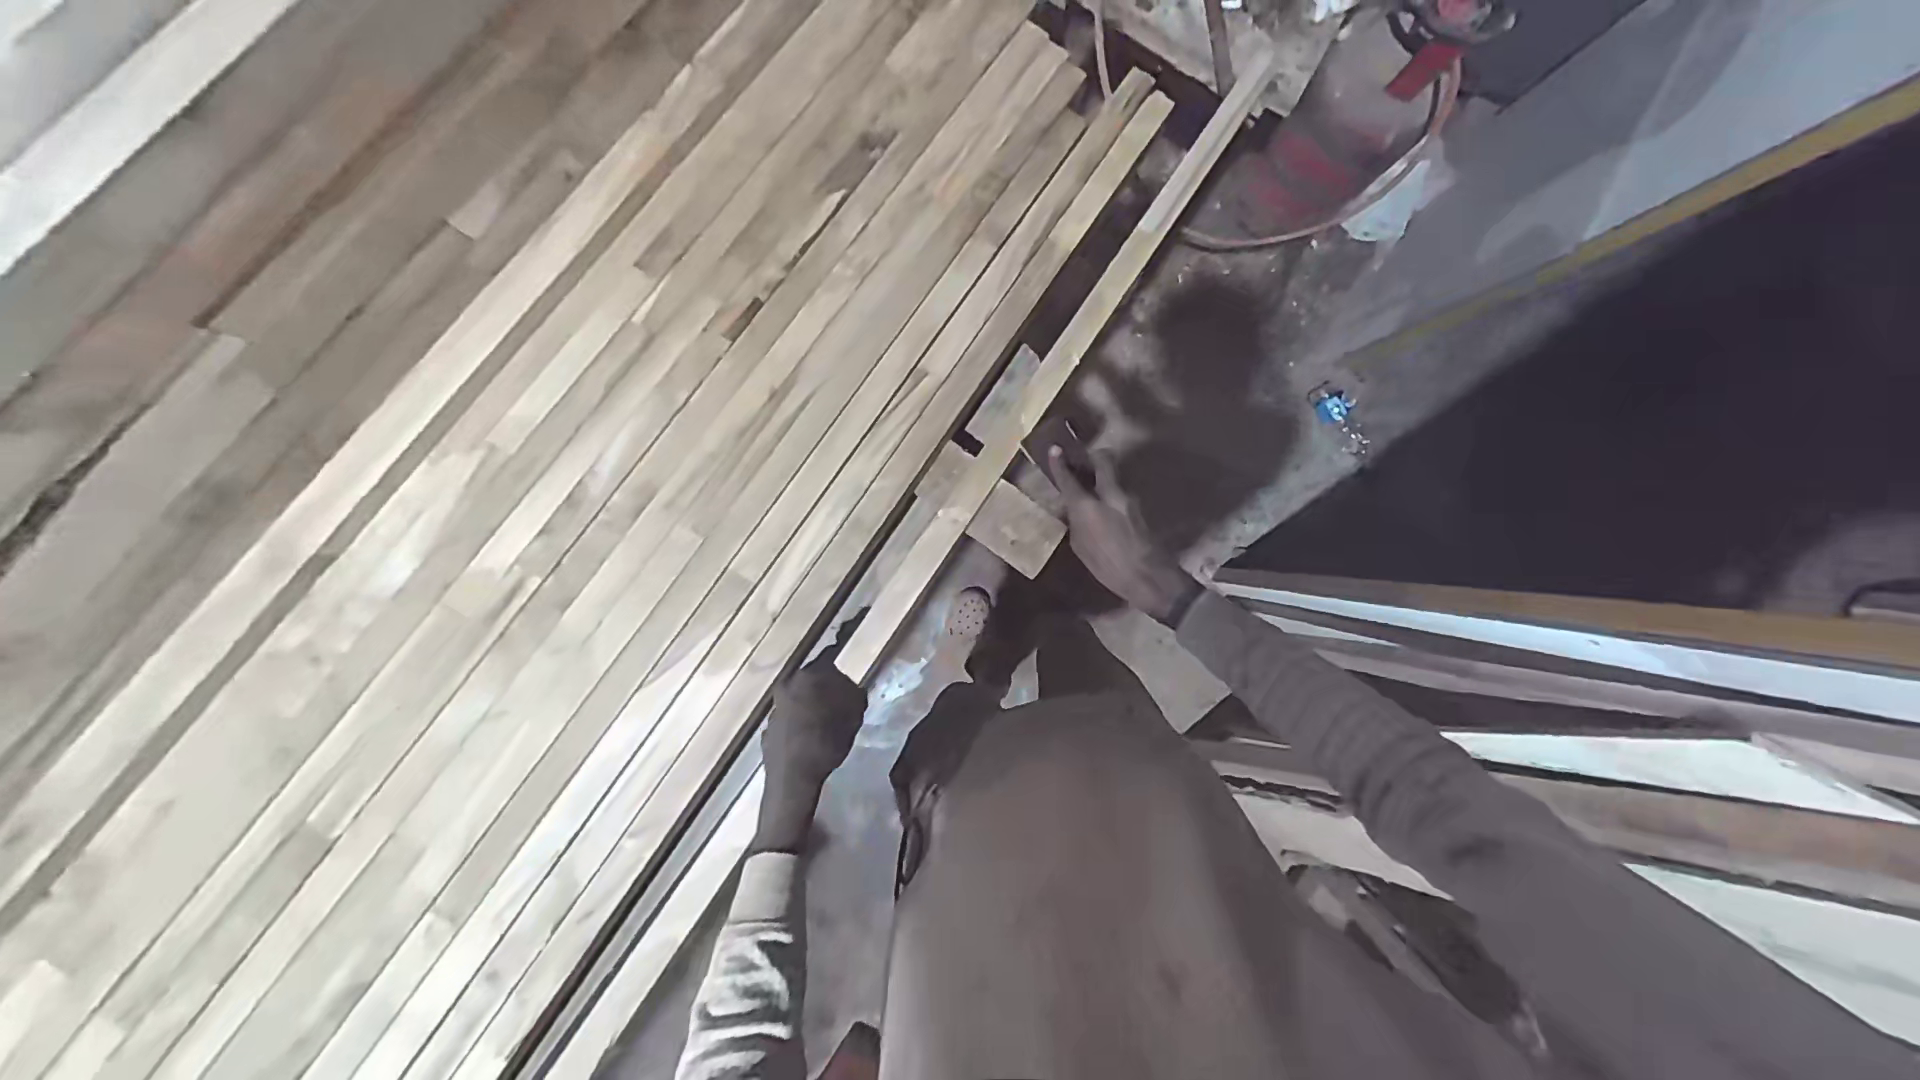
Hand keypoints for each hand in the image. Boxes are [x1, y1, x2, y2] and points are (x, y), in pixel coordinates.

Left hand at [756, 655, 866, 852]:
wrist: (793, 779)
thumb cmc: (827, 741)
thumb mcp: (854, 714)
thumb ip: (854, 694)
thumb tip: (851, 689)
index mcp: (806, 677)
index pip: (827, 658)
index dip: (840, 664)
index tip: (848, 672)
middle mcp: (785, 687)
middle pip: (810, 678)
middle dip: (826, 685)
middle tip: (843, 697)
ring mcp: (774, 710)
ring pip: (797, 699)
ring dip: (811, 704)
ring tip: (829, 719)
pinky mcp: (768, 730)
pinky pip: (789, 720)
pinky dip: (800, 723)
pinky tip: (812, 738)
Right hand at [1050, 446, 1200, 625]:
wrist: (1148, 577)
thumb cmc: (1107, 567)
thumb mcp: (1081, 547)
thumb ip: (1076, 523)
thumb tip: (1074, 511)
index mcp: (1087, 507)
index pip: (1069, 479)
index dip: (1059, 463)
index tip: (1055, 449)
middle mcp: (1110, 494)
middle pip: (1103, 460)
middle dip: (1093, 456)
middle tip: (1083, 459)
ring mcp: (1129, 499)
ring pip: (1114, 477)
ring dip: (1103, 478)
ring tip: (1092, 489)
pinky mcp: (1139, 508)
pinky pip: (1120, 494)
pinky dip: (1111, 495)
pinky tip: (1106, 510)